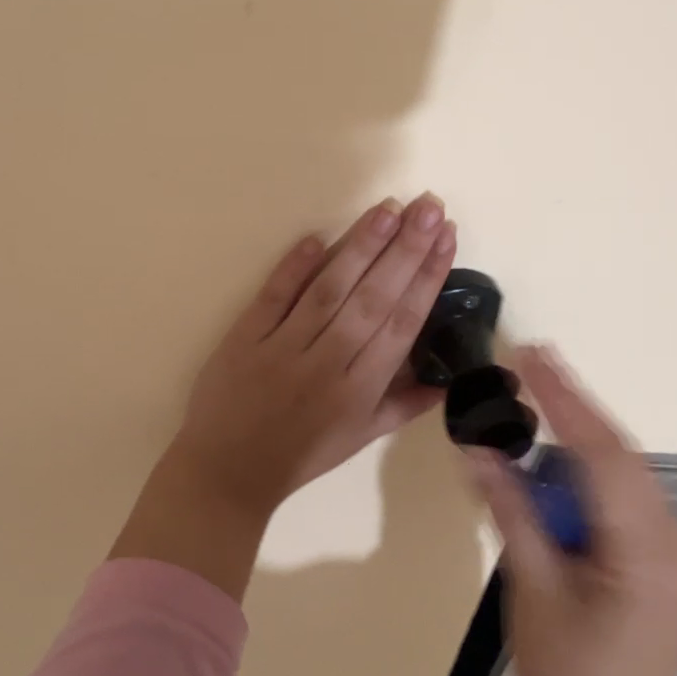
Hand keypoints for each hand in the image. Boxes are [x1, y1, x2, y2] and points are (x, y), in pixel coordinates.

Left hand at [110, 193, 456, 599]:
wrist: (228, 471)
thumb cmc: (300, 453)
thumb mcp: (359, 438)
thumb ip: (403, 405)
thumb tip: (448, 381)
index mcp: (361, 388)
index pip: (403, 323)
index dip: (428, 278)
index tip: (447, 237)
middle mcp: (328, 362)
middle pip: (374, 298)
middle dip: (405, 249)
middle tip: (428, 204)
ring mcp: (283, 347)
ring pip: (329, 290)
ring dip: (360, 248)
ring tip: (388, 209)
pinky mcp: (244, 337)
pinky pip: (273, 297)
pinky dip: (292, 267)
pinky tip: (316, 236)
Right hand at [466, 346, 676, 675]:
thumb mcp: (532, 589)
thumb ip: (510, 511)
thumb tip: (477, 448)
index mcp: (646, 552)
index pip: (604, 455)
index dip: (566, 400)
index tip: (532, 354)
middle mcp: (675, 542)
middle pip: (621, 456)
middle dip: (573, 408)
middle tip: (528, 363)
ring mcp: (676, 553)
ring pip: (625, 473)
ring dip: (579, 439)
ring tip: (534, 401)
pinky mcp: (664, 562)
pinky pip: (626, 498)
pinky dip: (589, 472)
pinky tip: (556, 461)